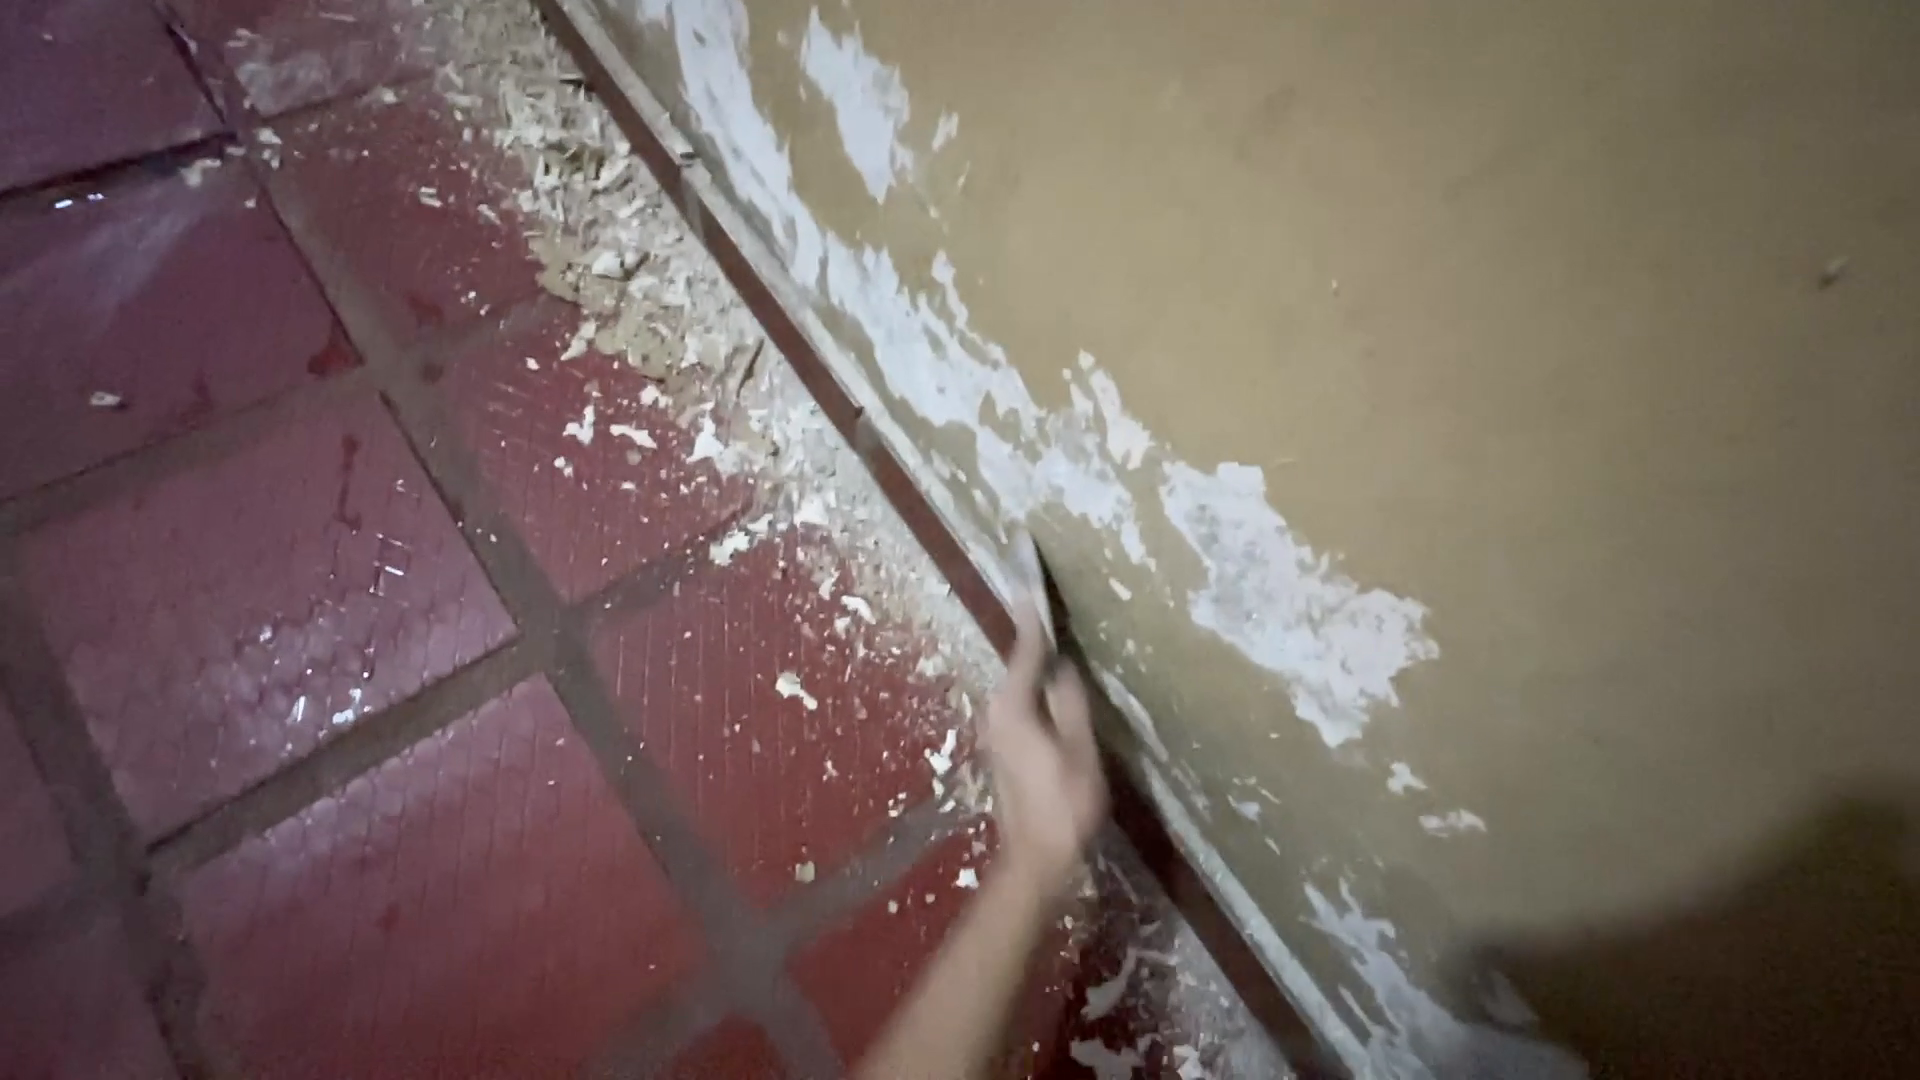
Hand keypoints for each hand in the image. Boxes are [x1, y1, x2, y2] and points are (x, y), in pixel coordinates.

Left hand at [982, 599, 1108, 901]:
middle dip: (1033, 641)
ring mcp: (993, 733)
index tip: (1027, 590)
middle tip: (1046, 611)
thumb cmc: (1063, 804)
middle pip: (1017, 669)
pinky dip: (1033, 693)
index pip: (1024, 654)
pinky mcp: (1000, 748)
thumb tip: (1064, 666)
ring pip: (1018, 690)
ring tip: (1053, 643)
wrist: (1034, 858)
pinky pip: (1018, 707)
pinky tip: (1051, 693)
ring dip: (1034, 669)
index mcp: (1013, 708)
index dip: (1031, 623)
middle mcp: (995, 714)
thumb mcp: (1079, 750)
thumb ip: (1071, 703)